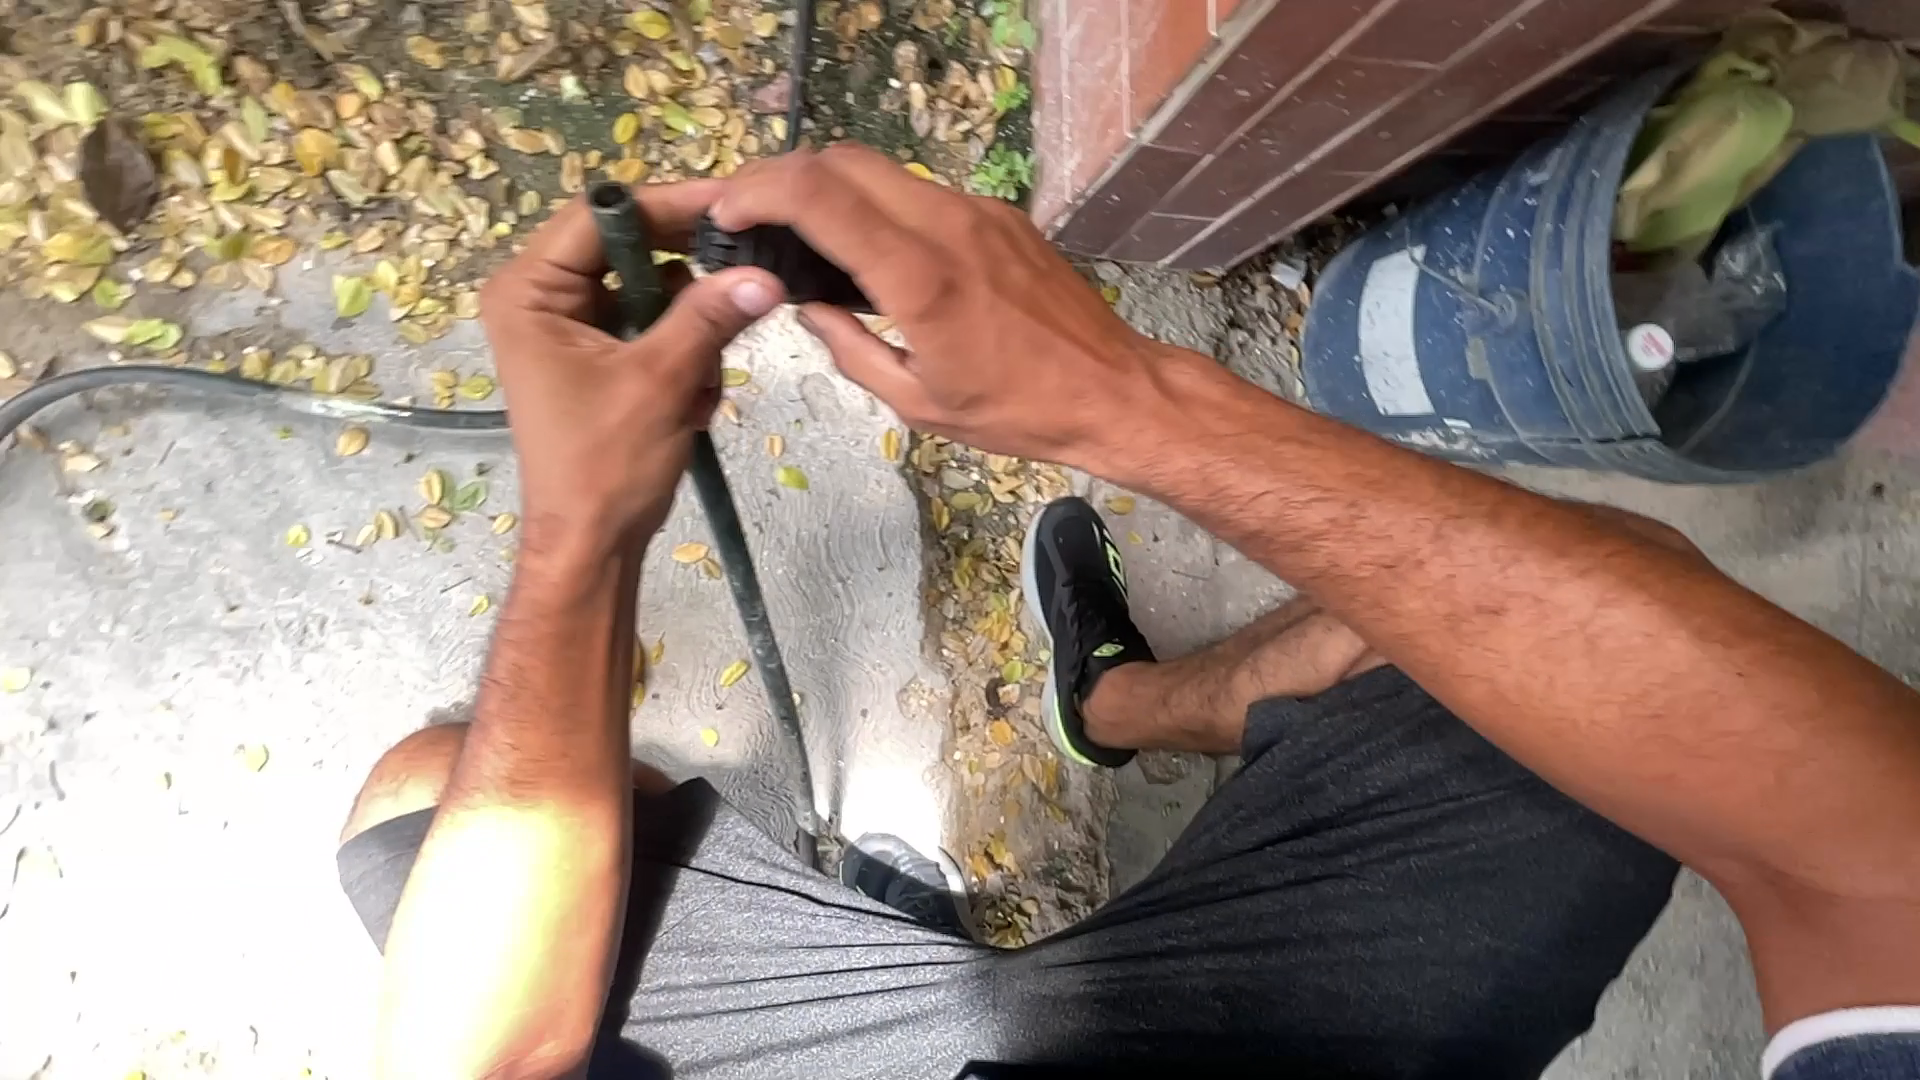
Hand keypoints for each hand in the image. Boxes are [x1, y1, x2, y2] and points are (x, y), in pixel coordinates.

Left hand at [480, 181, 783, 559]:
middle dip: (691, 286)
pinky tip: (691, 404)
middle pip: (636, 256)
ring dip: (695, 337)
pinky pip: (661, 335)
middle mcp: (548, 300)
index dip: (670, 206)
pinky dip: (688, 362)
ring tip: (699, 388)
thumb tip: (766, 275)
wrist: (593, 541)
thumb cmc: (607, 463)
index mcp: (532, 291)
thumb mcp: (660, 381)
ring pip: (659, 299)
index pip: (604, 217)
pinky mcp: (606, 362)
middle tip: (748, 289)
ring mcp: (578, 333)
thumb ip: (709, 319)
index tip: (736, 202)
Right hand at [710, 145, 1175, 468]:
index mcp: (921, 278)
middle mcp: (949, 225)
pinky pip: (924, 194)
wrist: (1112, 391)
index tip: (730, 213)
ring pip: (885, 171)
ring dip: (835, 190)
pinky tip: (876, 249)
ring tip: (810, 236)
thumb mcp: (919, 403)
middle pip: (845, 160)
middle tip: (758, 217)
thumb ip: (853, 351)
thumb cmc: (1017, 413)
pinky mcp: (1002, 216)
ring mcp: (981, 213)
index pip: (820, 195)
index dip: (759, 190)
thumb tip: (812, 309)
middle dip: (786, 177)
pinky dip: (882, 207)